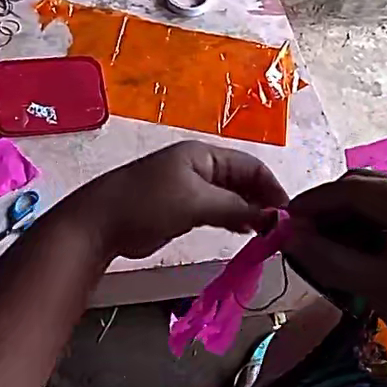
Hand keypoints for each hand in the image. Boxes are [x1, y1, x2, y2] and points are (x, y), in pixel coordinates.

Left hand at [57, 141, 288, 260]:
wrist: (99, 224)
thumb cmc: (147, 204)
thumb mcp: (196, 202)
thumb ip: (236, 208)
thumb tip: (272, 217)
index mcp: (203, 155)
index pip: (250, 166)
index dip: (271, 186)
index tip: (287, 212)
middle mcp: (200, 167)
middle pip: (243, 180)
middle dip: (263, 200)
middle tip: (279, 226)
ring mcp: (191, 188)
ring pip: (232, 197)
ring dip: (250, 211)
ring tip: (266, 231)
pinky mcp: (183, 208)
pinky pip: (218, 210)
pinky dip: (234, 219)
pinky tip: (245, 232)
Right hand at [283, 172, 386, 356]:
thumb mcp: (373, 285)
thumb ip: (327, 257)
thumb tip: (288, 236)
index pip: (356, 188)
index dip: (317, 201)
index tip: (288, 219)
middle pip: (370, 185)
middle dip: (333, 206)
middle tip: (306, 232)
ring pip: (384, 197)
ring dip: (352, 214)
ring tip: (328, 243)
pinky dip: (374, 223)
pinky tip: (359, 246)